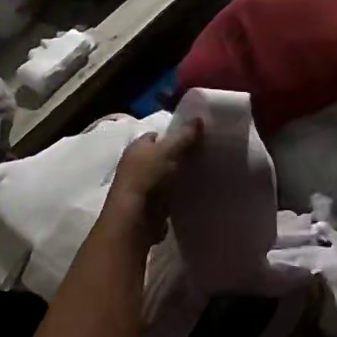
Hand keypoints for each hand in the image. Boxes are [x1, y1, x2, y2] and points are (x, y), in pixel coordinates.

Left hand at [104, 120, 201, 236]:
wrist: (135, 218)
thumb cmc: (148, 177)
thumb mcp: (169, 150)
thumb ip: (184, 136)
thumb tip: (198, 118)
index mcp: (136, 147)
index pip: (154, 136)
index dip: (172, 136)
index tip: (193, 139)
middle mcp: (135, 165)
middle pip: (159, 157)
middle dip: (177, 157)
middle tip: (201, 157)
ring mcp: (141, 187)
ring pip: (164, 177)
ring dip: (177, 178)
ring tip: (200, 176)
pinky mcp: (148, 207)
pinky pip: (166, 197)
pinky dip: (176, 196)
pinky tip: (191, 196)